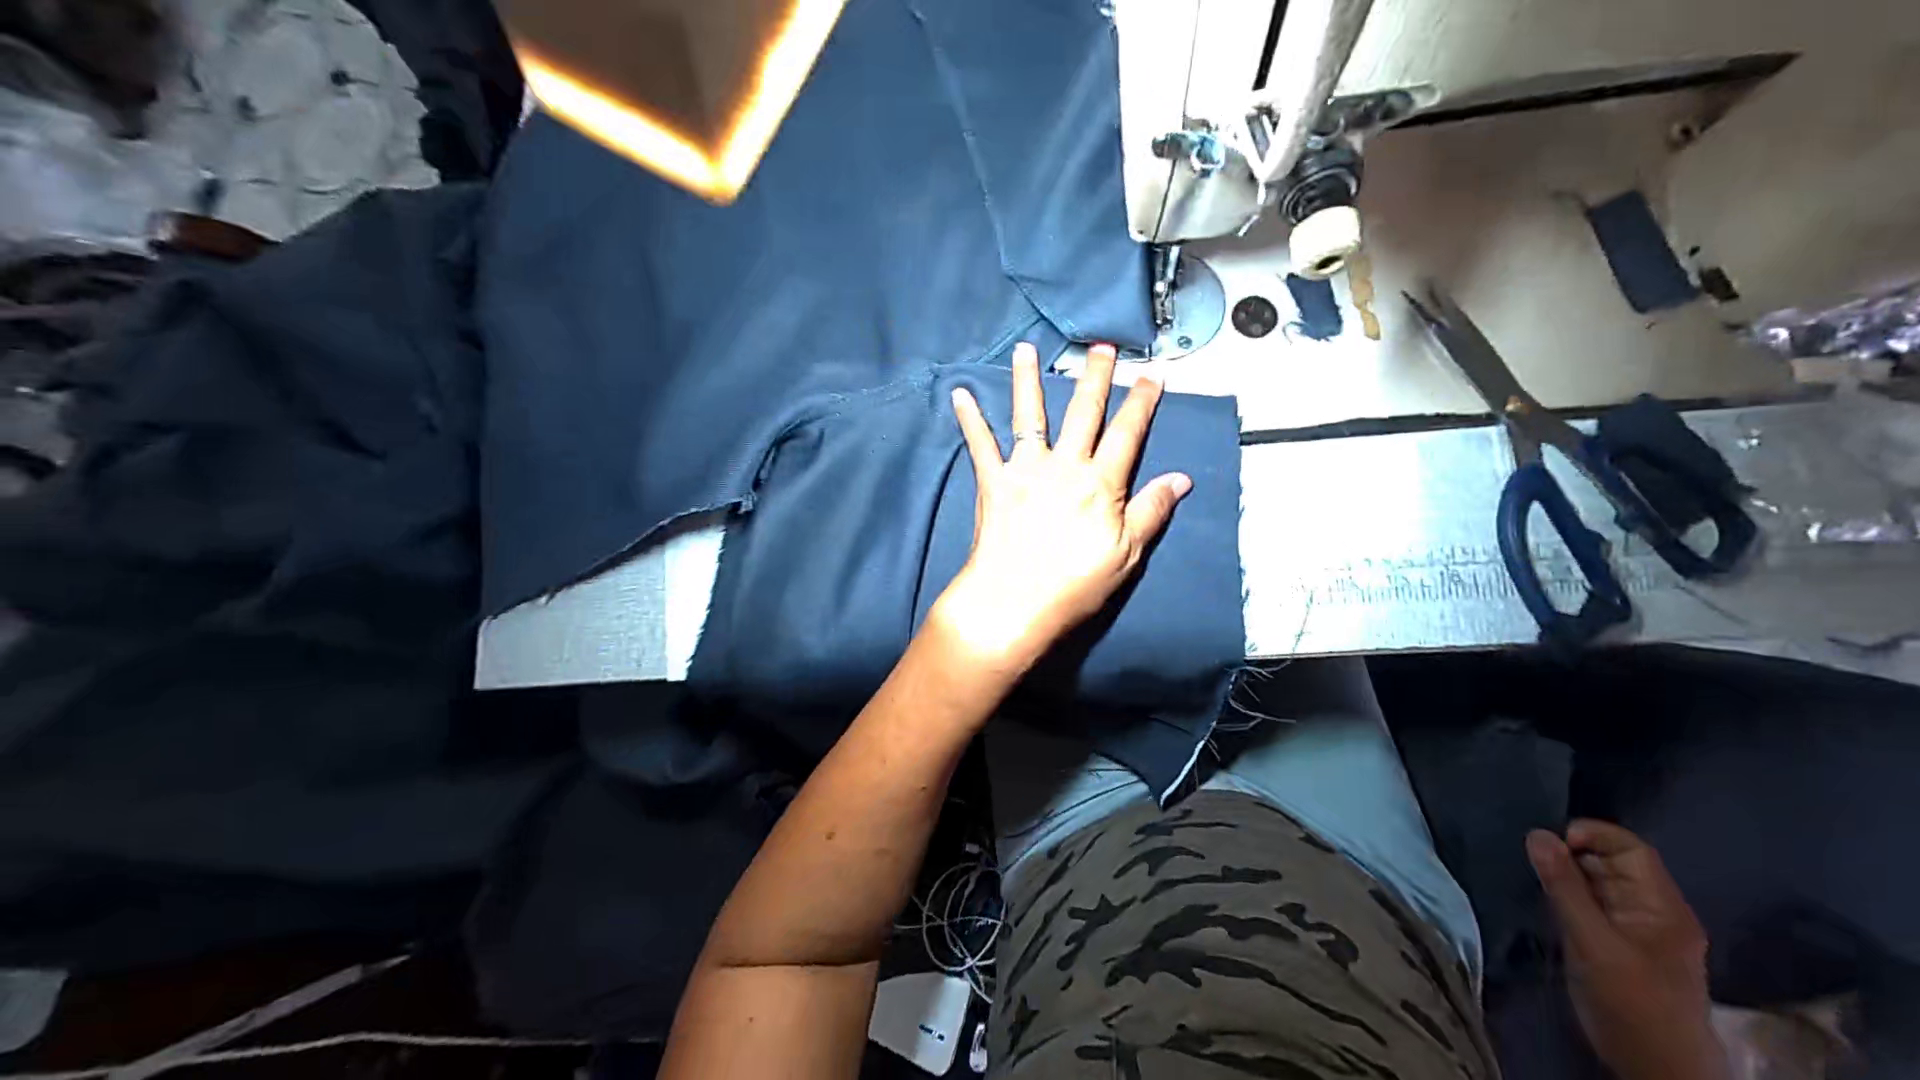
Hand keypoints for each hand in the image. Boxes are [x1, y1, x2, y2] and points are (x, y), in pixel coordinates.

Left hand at [928, 342, 1191, 671]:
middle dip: (1095, 378)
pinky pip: (980, 445)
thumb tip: (1180, 479)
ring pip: (1029, 416)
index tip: (1151, 376)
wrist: (1012, 603)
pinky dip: (970, 419)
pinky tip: (959, 394)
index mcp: (1100, 484)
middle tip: (1102, 348)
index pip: (1127, 434)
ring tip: (1026, 349)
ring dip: (1028, 380)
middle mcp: (1063, 467)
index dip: (1141, 403)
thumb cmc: (1073, 585)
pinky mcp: (993, 483)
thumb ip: (1151, 512)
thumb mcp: (1126, 554)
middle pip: (1084, 413)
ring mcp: (1025, 471)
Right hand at [1527, 820, 1729, 1079]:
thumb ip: (1564, 886)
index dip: (1592, 835)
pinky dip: (1565, 896)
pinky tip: (1545, 902)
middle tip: (1535, 864)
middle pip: (1610, 863)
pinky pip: (1588, 904)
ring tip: (1536, 882)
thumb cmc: (1633, 1003)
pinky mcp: (1614, 943)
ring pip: (1595, 883)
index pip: (1631, 849)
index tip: (1551, 842)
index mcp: (1662, 907)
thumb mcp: (1593, 941)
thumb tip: (1536, 833)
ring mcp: (1633, 928)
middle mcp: (1651, 911)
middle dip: (1571, 854)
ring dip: (1564, 876)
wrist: (1656, 1069)